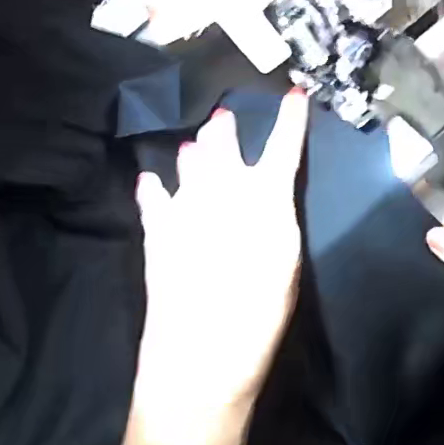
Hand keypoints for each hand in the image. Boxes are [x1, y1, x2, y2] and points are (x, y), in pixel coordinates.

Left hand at [132, 90, 309, 440]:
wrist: (202, 350)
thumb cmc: (261, 310)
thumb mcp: (287, 260)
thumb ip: (278, 215)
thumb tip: (270, 192)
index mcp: (264, 197)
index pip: (283, 147)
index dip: (291, 119)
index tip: (294, 94)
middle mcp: (223, 192)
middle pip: (224, 147)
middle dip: (226, 129)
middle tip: (222, 119)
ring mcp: (185, 208)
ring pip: (188, 164)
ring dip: (193, 153)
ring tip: (193, 146)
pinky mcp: (157, 231)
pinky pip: (152, 197)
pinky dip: (153, 187)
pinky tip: (149, 181)